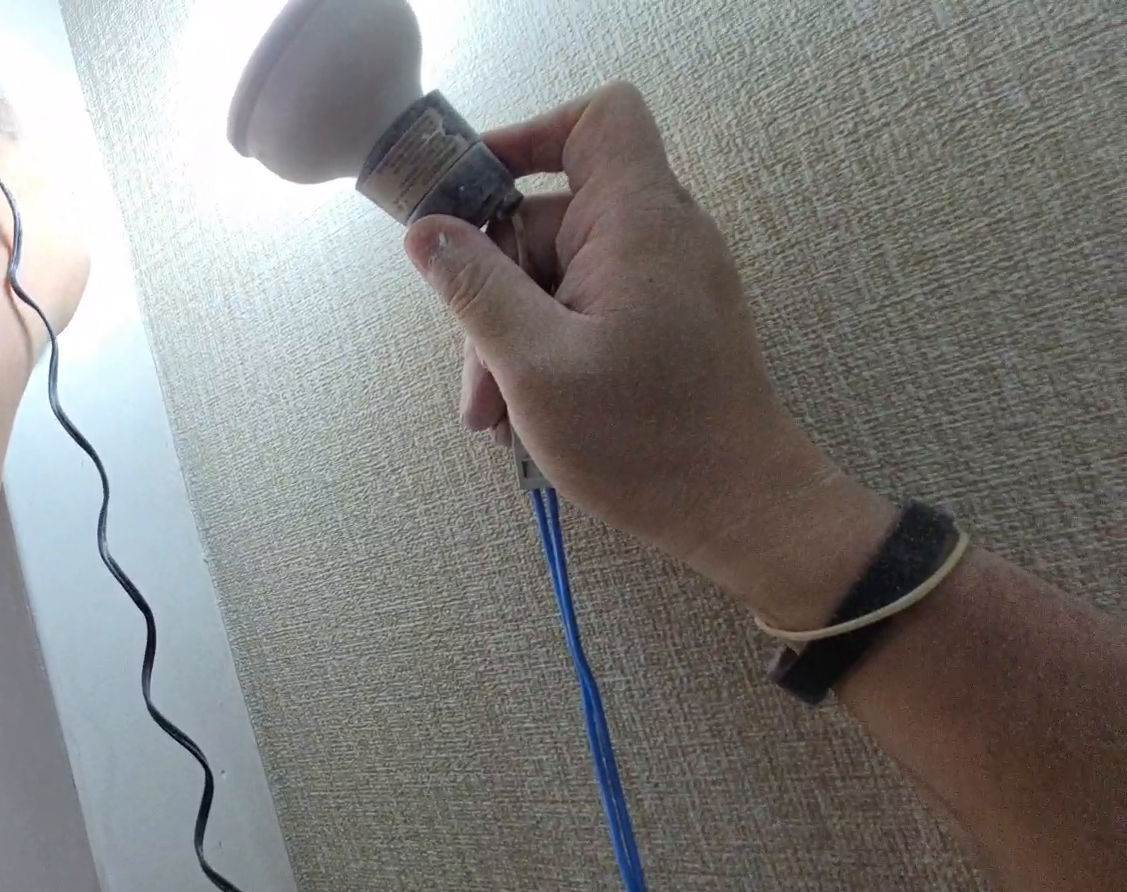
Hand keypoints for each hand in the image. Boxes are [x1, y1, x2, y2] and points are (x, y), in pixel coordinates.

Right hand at [405, 82, 888, 624]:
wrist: (729, 506)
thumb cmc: (640, 438)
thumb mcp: (533, 364)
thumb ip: (476, 290)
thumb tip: (424, 233)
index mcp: (636, 226)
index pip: (594, 123)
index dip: (526, 140)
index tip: (465, 195)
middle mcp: (653, 239)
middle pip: (546, 221)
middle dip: (492, 291)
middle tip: (475, 374)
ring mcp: (653, 284)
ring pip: (550, 279)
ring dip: (505, 338)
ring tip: (493, 412)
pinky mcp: (651, 323)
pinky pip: (574, 312)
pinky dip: (536, 351)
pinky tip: (520, 411)